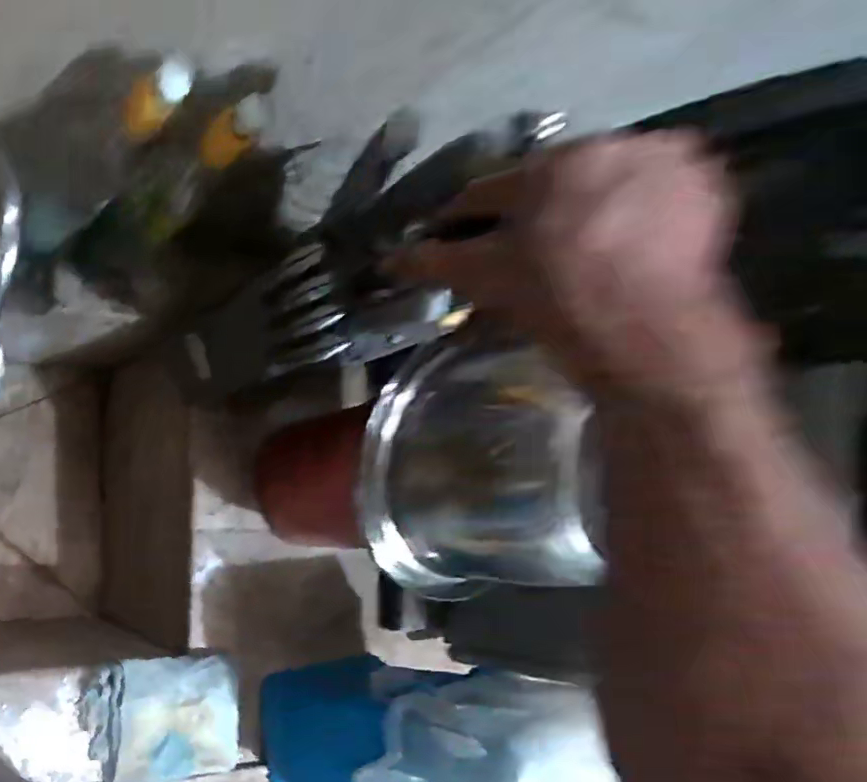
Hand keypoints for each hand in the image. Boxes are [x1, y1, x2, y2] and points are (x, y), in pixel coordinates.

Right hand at [401, 132, 765, 400]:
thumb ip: (427, 261)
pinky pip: (640, 197)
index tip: (440, 248)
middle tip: (499, 256)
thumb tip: (388, 259)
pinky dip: (614, 218)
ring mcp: (667, 163)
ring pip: (592, 189)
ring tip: (549, 257)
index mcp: (552, 162)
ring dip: (565, 216)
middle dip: (516, 217)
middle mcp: (614, 145)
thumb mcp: (474, 277)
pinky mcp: (704, 188)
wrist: (642, 325)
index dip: (453, 224)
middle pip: (542, 185)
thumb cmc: (547, 293)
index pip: (480, 192)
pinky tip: (598, 252)